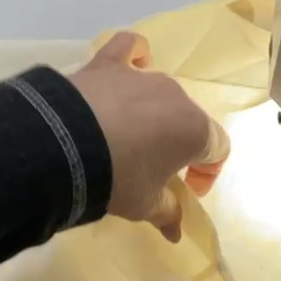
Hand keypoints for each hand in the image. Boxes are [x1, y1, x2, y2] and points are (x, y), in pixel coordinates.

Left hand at [70, 33, 228, 242]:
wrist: (64, 147)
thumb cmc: (118, 178)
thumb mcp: (145, 205)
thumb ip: (167, 214)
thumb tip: (177, 233)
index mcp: (195, 130)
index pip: (216, 150)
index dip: (205, 173)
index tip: (184, 191)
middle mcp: (176, 97)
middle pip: (187, 121)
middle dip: (177, 146)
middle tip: (154, 171)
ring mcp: (141, 77)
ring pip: (160, 93)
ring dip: (154, 115)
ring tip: (130, 137)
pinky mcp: (108, 65)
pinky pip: (129, 48)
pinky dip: (134, 53)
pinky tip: (134, 60)